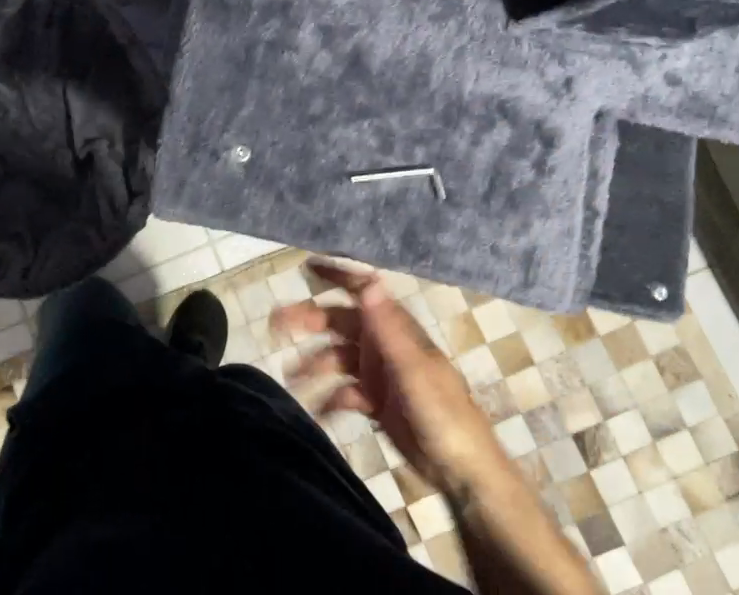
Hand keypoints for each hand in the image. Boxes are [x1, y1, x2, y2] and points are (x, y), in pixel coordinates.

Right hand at [273, 260, 511, 492]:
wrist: (463, 472)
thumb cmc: (444, 415)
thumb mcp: (413, 370)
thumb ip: (389, 327)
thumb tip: (369, 281)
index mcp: (396, 331)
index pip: (363, 292)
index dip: (337, 276)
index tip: (307, 266)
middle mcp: (385, 346)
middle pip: (339, 324)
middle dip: (308, 321)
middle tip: (275, 325)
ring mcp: (379, 374)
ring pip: (336, 358)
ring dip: (313, 365)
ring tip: (290, 379)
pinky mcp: (376, 402)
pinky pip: (344, 392)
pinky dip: (328, 398)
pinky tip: (317, 411)